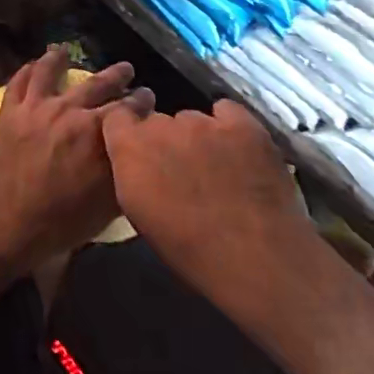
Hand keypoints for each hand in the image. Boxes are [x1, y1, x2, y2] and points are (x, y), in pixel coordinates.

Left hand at [0, 47, 151, 271]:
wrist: (9, 221)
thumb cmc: (64, 220)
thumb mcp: (110, 203)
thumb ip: (125, 169)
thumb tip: (139, 151)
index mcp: (97, 131)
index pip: (127, 108)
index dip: (140, 100)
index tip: (148, 94)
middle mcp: (68, 110)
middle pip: (96, 84)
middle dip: (115, 76)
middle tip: (126, 68)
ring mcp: (36, 106)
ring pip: (51, 71)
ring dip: (61, 59)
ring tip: (66, 50)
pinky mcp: (11, 110)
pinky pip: (19, 81)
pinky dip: (27, 69)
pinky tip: (32, 64)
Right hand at [102, 99, 313, 297]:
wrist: (256, 261)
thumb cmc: (188, 248)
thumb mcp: (137, 211)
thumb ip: (128, 171)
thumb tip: (133, 157)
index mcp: (130, 146)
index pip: (117, 115)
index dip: (129, 130)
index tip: (140, 149)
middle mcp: (161, 125)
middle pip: (157, 120)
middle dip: (166, 140)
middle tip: (184, 171)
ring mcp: (203, 122)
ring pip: (192, 120)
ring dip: (198, 138)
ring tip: (219, 169)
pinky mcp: (243, 125)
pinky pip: (227, 112)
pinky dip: (230, 127)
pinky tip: (239, 151)